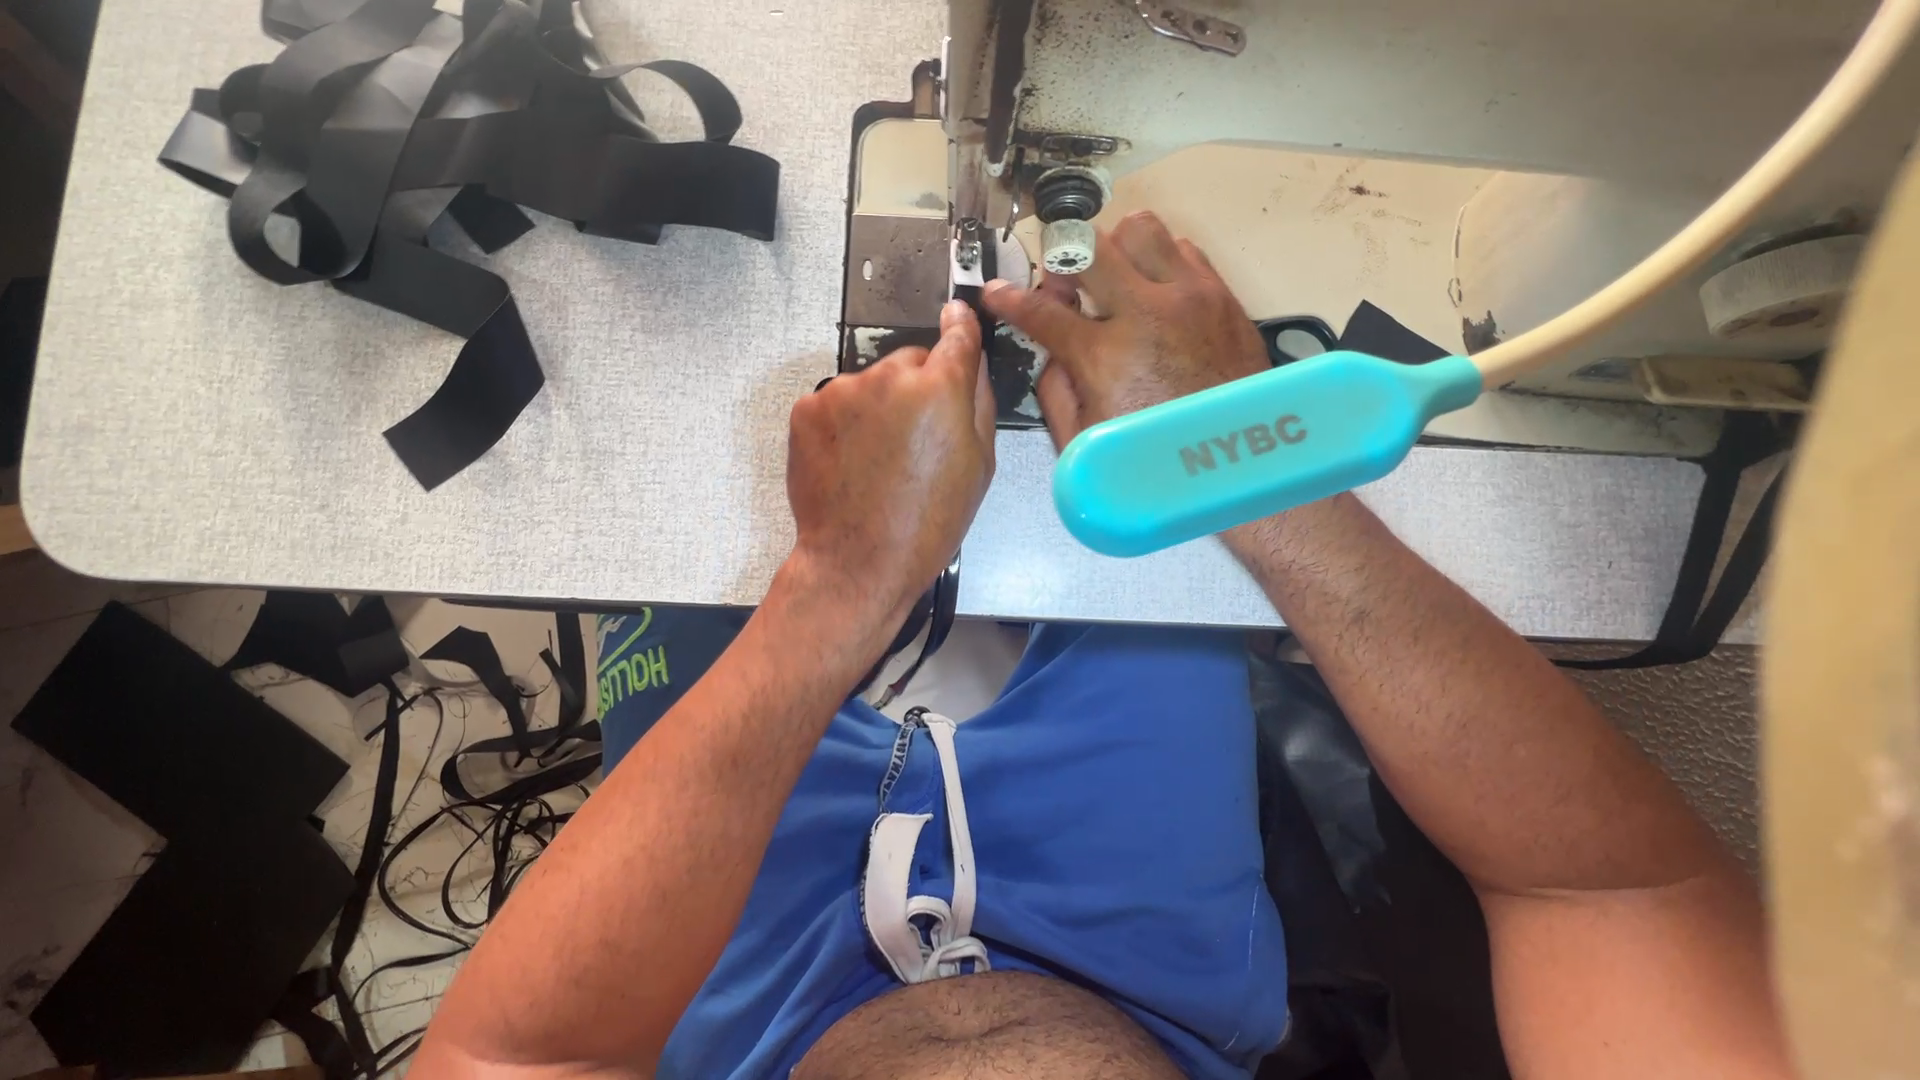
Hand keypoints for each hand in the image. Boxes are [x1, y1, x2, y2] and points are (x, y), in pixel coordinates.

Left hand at [784, 300, 995, 632]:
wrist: (860, 560)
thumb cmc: (925, 524)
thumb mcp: (979, 467)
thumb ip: (979, 403)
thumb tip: (973, 364)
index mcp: (940, 388)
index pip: (956, 334)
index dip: (959, 326)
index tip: (956, 316)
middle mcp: (889, 377)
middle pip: (910, 361)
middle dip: (916, 388)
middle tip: (916, 440)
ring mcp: (842, 391)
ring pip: (870, 383)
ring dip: (877, 407)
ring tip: (880, 461)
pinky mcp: (808, 409)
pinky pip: (836, 402)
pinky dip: (844, 423)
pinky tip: (852, 461)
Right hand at [982, 211, 1268, 447]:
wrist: (1243, 464)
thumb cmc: (1159, 459)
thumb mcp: (1087, 442)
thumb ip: (1055, 391)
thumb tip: (1047, 351)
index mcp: (1105, 356)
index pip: (1040, 310)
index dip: (1009, 299)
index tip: (996, 293)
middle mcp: (1148, 314)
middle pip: (1088, 247)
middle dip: (1064, 260)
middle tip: (1066, 285)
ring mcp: (1191, 297)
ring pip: (1141, 229)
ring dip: (1117, 251)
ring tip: (1116, 283)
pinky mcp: (1224, 296)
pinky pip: (1185, 249)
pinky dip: (1161, 262)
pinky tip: (1157, 296)